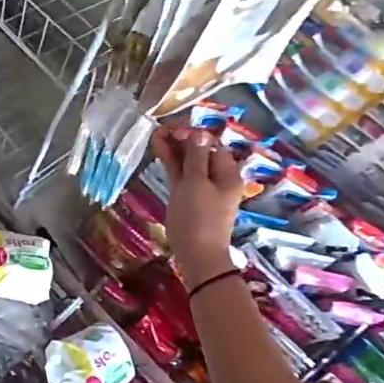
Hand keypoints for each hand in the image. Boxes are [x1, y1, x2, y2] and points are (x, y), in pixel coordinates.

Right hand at [153, 125, 243, 284]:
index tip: (174, 129)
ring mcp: (200, 186)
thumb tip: (198, 133)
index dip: (194, 134)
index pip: (212, 144)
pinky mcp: (186, 195)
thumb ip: (196, 157)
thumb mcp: (197, 184)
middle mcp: (216, 176)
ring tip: (156, 134)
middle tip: (161, 128)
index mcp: (227, 173)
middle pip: (199, 151)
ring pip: (187, 161)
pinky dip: (171, 161)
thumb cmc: (199, 217)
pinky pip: (180, 173)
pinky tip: (159, 148)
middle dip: (181, 138)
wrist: (196, 253)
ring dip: (174, 148)